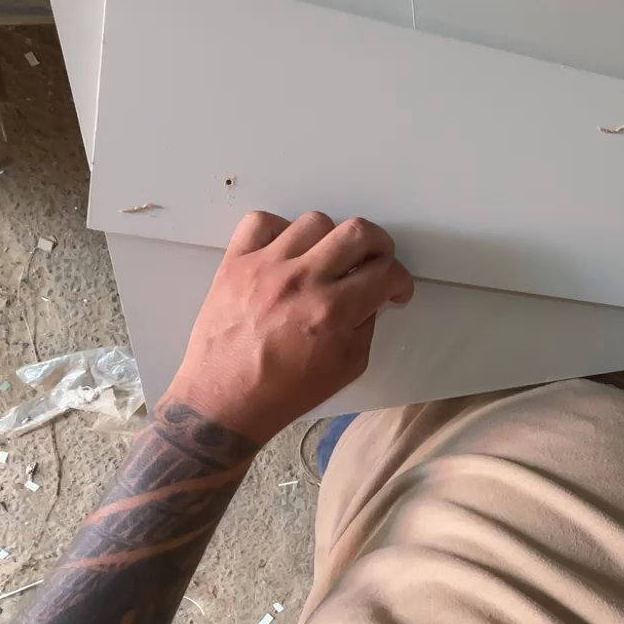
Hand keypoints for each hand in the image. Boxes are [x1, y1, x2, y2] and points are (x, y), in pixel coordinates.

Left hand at [163, 212, 413, 443]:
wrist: (224, 401)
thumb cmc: (286, 391)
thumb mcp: (348, 366)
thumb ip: (366, 324)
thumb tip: (371, 296)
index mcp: (333, 311)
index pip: (385, 272)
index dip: (400, 280)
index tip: (395, 289)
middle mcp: (303, 280)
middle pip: (358, 232)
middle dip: (379, 246)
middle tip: (374, 263)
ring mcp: (266, 267)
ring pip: (315, 222)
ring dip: (331, 240)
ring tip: (326, 261)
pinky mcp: (234, 263)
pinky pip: (262, 222)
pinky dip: (280, 231)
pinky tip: (285, 254)